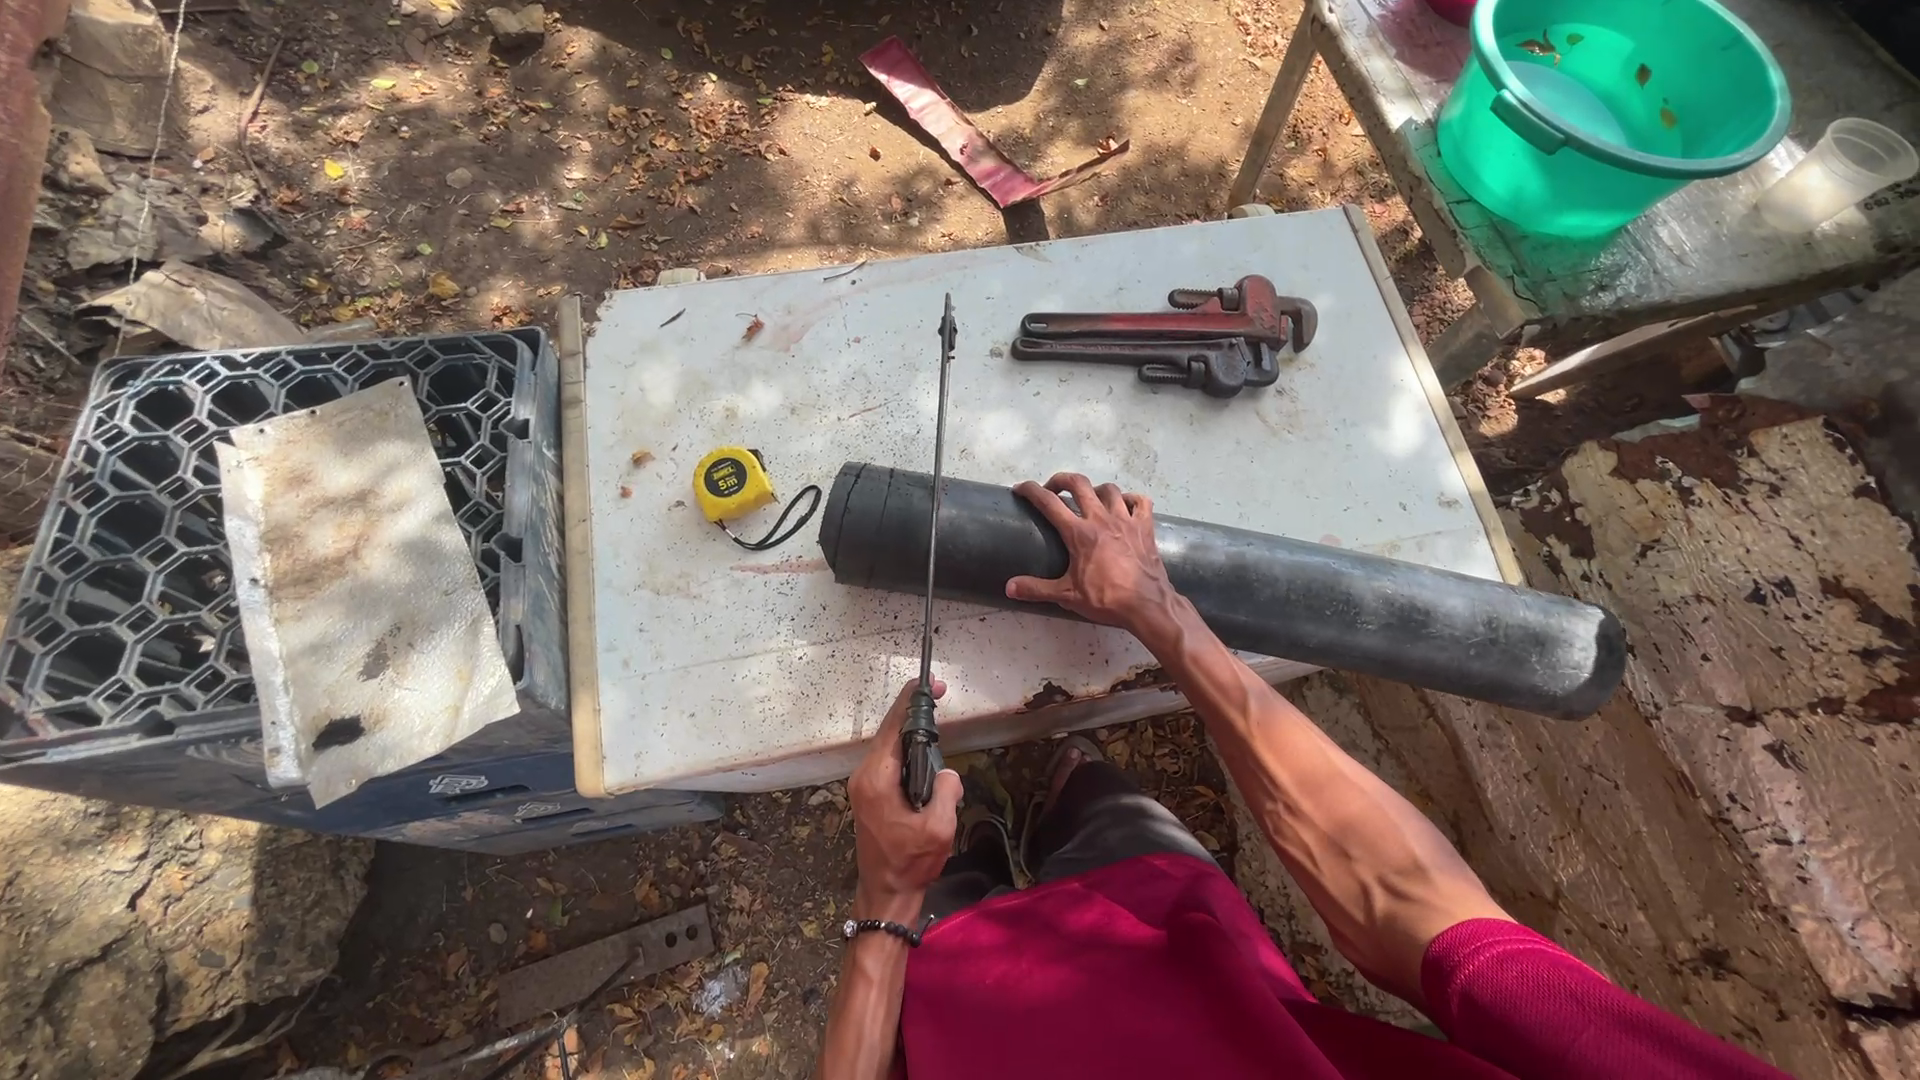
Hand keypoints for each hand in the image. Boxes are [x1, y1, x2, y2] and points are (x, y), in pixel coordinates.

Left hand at [847, 678, 961, 919]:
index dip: (912, 702)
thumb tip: (948, 773)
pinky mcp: (868, 795)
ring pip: (888, 746)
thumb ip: (947, 791)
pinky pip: (887, 762)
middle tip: (938, 695)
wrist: (885, 895)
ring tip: (934, 722)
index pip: (893, 727)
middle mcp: (864, 776)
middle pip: (888, 732)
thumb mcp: (938, 828)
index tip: (931, 683)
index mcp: (877, 778)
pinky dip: (905, 751)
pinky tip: (924, 754)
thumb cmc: (910, 863)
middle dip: (913, 712)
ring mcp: (863, 785)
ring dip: (910, 733)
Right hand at [1006, 473, 1176, 630]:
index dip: (1031, 491)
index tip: (1020, 489)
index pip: (1049, 502)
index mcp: (1079, 532)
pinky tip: (1124, 506)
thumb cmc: (1106, 599)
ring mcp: (1126, 519)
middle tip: (1053, 489)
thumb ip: (1036, 589)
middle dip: (1061, 480)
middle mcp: (1101, 518)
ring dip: (1095, 490)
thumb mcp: (1067, 596)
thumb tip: (1009, 588)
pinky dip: (1131, 499)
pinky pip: (1140, 501)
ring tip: (1089, 500)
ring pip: (1109, 489)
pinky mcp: (1145, 526)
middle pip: (1078, 484)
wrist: (1147, 604)